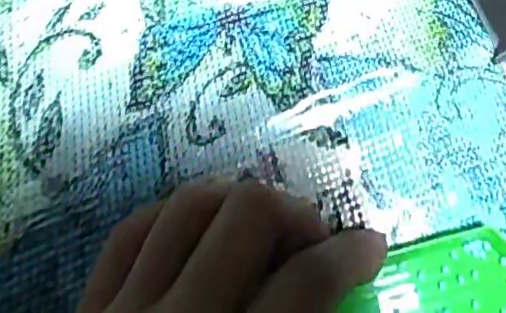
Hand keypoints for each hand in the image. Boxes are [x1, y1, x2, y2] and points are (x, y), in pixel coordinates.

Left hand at [76, 179, 386, 312]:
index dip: (352, 255)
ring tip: (260, 233)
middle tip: (313, 245)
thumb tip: (342, 310)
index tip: (372, 247)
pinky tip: (199, 235)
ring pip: (192, 204)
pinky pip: (132, 232)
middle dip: (296, 216)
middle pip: (250, 212)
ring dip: (238, 204)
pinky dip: (173, 217)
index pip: (305, 284)